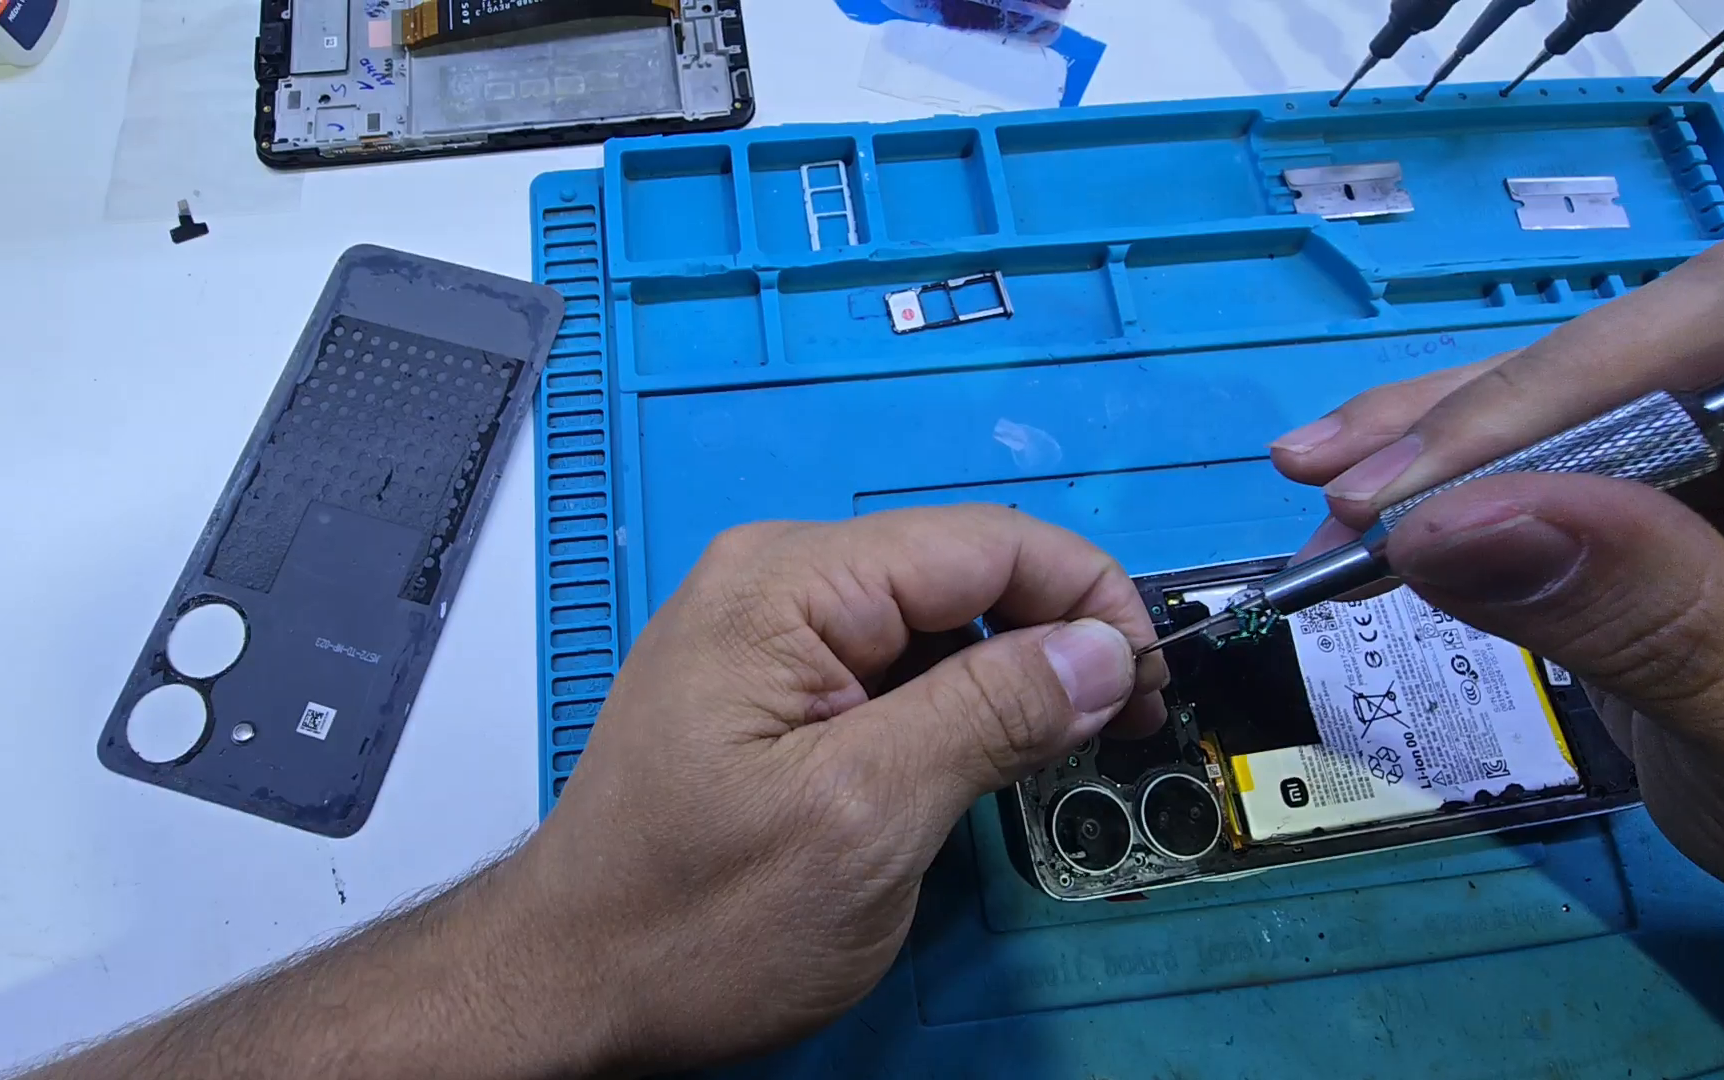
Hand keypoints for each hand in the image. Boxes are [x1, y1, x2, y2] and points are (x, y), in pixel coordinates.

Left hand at [21, 505, 1163, 1079]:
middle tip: (1109, 729)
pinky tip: (965, 752)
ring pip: (927, 616)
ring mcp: (767, 617)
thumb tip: (1106, 647)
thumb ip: (989, 715)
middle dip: (1047, 635)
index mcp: (792, 580)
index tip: (1147, 683)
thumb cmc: (703, 913)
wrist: (576, 973)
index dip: (1084, 595)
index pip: (980, 542)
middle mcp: (777, 572)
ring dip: (1001, 671)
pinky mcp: (769, 667)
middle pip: (954, 571)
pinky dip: (947, 695)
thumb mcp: (864, 817)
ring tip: (1042, 751)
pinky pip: (885, 656)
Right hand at [1270, 235, 1723, 888]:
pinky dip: (1432, 504)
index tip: (1401, 481)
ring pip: (1555, 409)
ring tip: (1319, 495)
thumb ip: (1641, 612)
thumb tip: (1442, 527)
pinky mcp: (1651, 502)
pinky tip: (1362, 534)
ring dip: (1421, 458)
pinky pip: (1528, 474)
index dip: (1553, 379)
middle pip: (1623, 353)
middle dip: (1456, 420)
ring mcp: (1720, 458)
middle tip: (1321, 472)